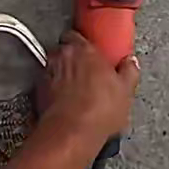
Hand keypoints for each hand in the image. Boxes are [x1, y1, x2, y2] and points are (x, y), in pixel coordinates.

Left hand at [36, 32, 140, 151]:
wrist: (70, 133)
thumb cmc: (97, 109)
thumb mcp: (125, 91)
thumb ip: (129, 71)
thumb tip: (131, 63)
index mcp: (84, 49)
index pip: (76, 35)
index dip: (82, 44)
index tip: (90, 52)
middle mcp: (63, 56)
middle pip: (64, 50)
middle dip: (72, 58)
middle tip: (85, 72)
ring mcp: (48, 72)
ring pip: (53, 66)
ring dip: (61, 73)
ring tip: (74, 90)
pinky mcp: (38, 90)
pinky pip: (45, 84)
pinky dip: (52, 89)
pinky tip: (63, 102)